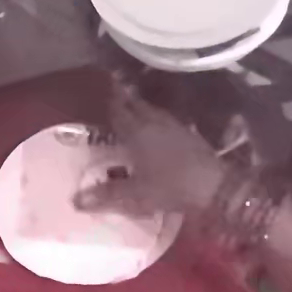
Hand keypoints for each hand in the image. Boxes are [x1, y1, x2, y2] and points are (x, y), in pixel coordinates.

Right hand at [74, 82, 228, 217]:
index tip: (100, 91)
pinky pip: (164, 120)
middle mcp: (153, 122)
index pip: (118, 110)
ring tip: (130, 111)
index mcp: (136, 131)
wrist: (216, 187)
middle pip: (135, 105)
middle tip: (111, 97)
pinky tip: (154, 128)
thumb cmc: (170, 187)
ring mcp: (174, 126)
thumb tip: (75, 200)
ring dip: (139, 108)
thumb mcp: (135, 194)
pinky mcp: (189, 134)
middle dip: (123, 100)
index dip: (109, 100)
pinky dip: (154, 119)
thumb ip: (106, 195)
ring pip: (151, 111)